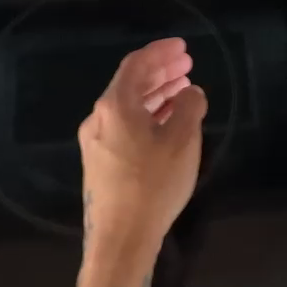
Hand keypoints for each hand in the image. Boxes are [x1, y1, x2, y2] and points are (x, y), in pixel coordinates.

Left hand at [78, 37, 207, 261]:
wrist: (121, 238)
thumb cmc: (154, 184)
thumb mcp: (182, 140)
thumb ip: (189, 107)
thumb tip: (191, 93)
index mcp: (115, 105)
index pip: (137, 65)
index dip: (161, 52)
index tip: (183, 47)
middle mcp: (99, 118)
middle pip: (130, 84)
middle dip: (160, 72)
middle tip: (187, 66)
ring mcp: (96, 142)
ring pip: (128, 106)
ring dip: (155, 95)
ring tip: (183, 92)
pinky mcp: (100, 163)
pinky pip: (125, 126)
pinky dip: (147, 115)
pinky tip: (166, 124)